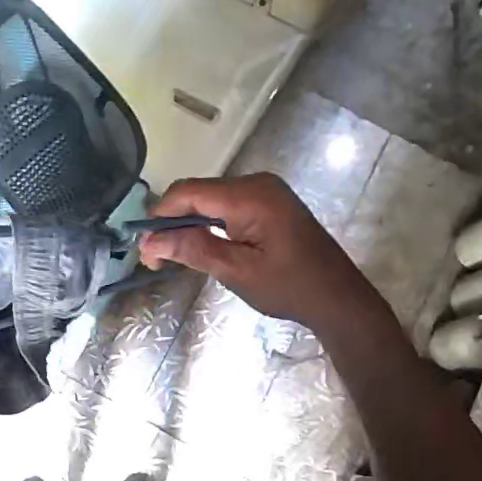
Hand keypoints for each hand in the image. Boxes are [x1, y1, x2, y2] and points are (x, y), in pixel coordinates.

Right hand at [137, 173, 384, 329]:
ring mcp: (264, 191)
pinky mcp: (267, 202)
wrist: (338, 297)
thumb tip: (149, 242)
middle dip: (170, 223)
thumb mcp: (236, 271)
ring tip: (170, 256)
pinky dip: (206, 223)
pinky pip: (224, 205)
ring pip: (207, 199)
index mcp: (250, 196)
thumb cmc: (289, 287)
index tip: (144, 248)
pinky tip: (198, 246)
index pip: (188, 192)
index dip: (159, 217)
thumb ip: (192, 250)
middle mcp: (255, 183)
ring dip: (186, 224)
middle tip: (154, 259)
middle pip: (196, 193)